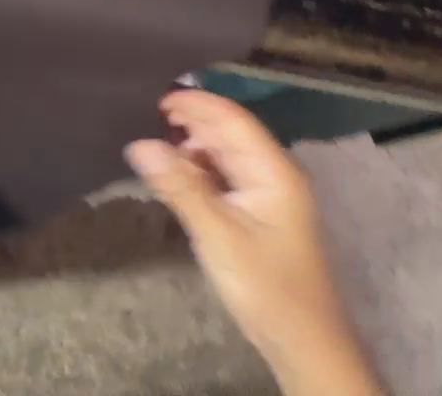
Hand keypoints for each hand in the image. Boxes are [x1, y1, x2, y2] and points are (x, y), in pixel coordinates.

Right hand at [125, 91, 382, 395]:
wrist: (303, 343)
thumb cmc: (266, 286)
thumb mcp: (217, 234)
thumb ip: (179, 186)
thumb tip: (139, 143)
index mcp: (274, 172)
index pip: (232, 119)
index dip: (195, 102)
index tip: (151, 97)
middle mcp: (271, 174)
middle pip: (227, 131)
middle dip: (188, 119)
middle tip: (140, 114)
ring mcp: (263, 193)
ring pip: (221, 152)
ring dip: (188, 143)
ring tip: (147, 138)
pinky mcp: (253, 211)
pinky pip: (220, 174)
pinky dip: (194, 166)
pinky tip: (168, 170)